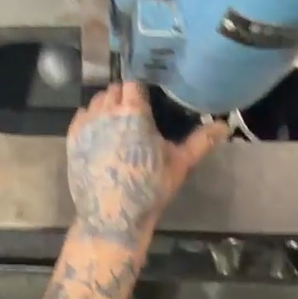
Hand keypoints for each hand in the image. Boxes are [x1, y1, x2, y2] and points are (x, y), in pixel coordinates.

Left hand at [66, 83, 228, 244]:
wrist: (112, 216)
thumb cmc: (149, 188)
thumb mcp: (179, 164)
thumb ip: (201, 141)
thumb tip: (225, 125)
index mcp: (132, 112)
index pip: (134, 82)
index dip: (141, 87)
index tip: (149, 96)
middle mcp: (106, 111)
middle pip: (115, 89)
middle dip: (125, 96)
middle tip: (137, 113)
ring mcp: (86, 123)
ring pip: (97, 101)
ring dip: (108, 106)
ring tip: (119, 124)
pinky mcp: (72, 137)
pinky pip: (82, 115)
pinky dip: (92, 118)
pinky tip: (102, 134)